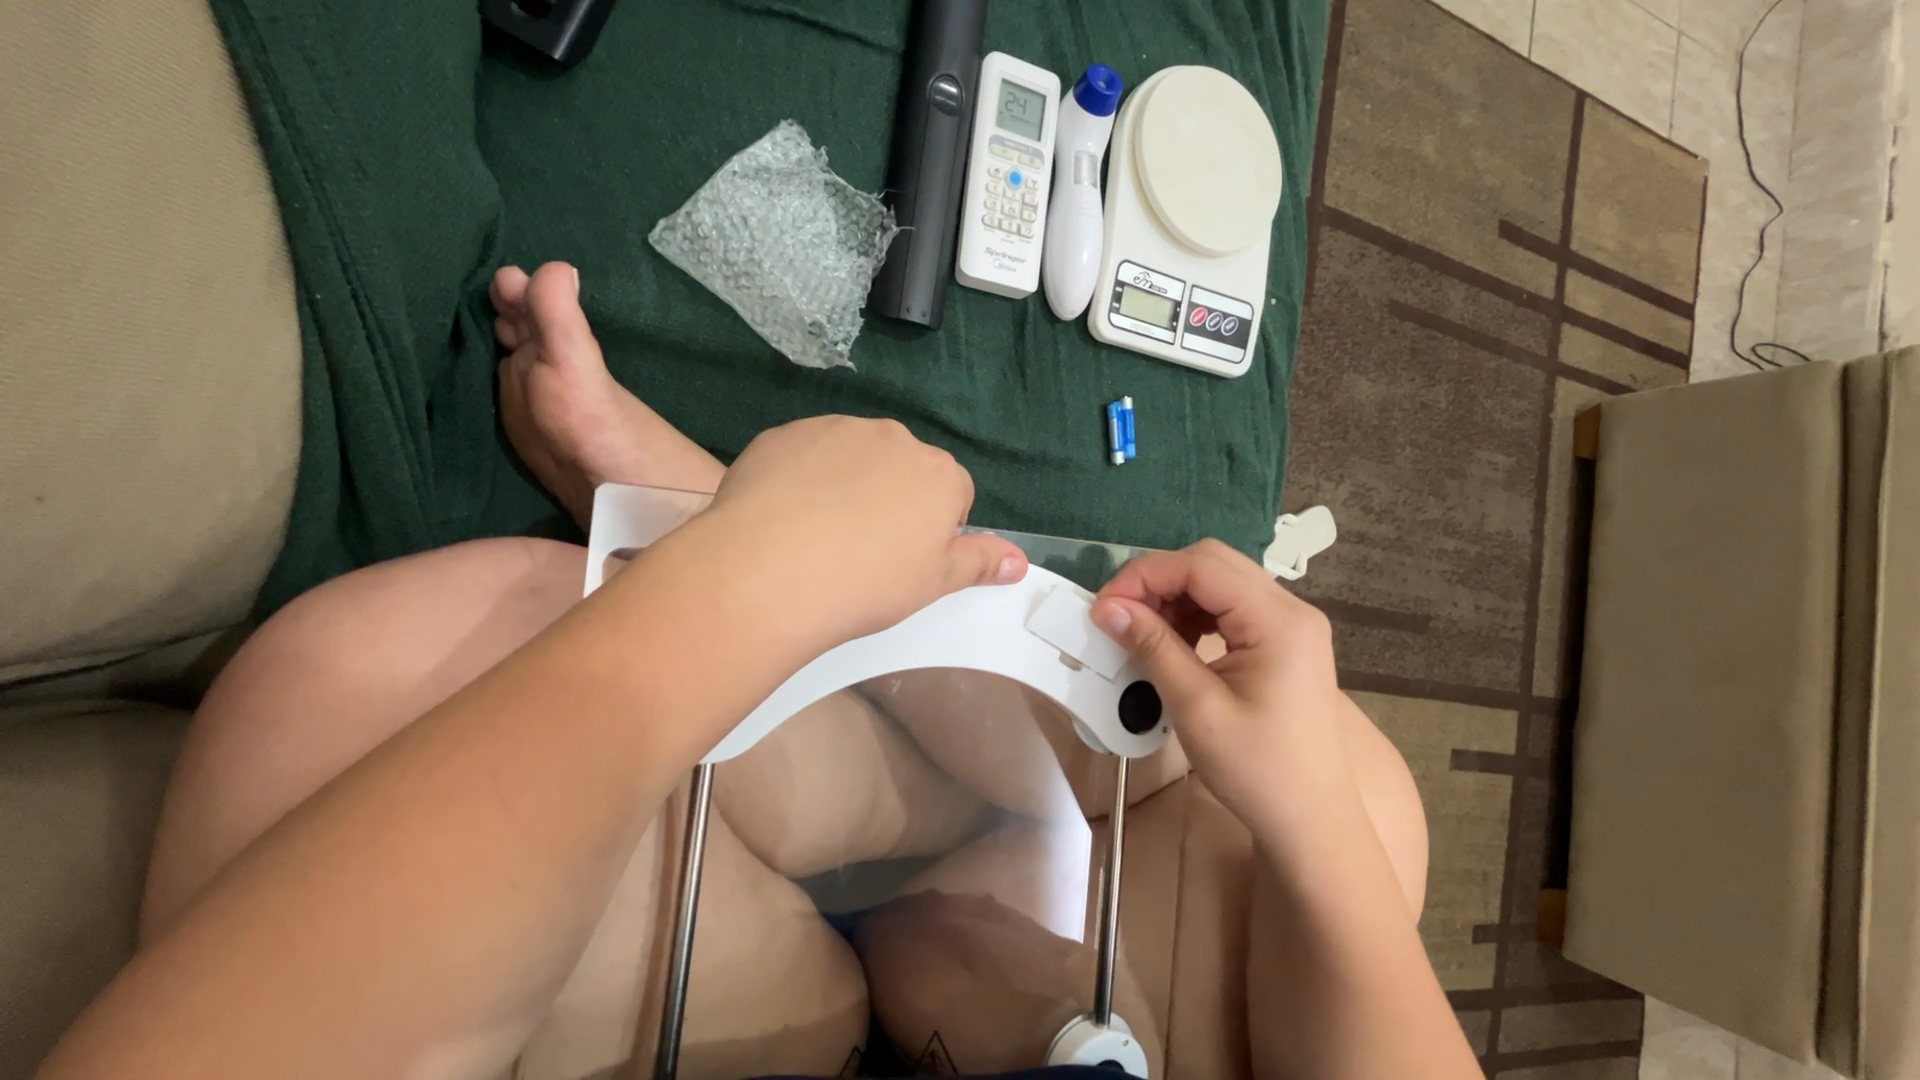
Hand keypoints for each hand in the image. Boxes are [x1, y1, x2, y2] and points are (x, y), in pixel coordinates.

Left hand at [694, 415, 1027, 648]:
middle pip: (903, 468)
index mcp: (939, 473)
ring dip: (846, 484)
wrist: (769, 572)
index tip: (905, 558)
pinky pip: (804, 455)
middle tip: (862, 549)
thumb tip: (1019, 560)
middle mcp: (893, 439)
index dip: (933, 528)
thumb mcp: (934, 583)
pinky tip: (783, 518)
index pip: (953, 493)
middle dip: (891, 499)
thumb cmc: (867, 584)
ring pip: (852, 457)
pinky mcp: (784, 434)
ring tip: (818, 535)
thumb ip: (979, 562)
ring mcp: (835, 430)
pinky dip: (800, 478)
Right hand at [1090, 540, 1359, 840]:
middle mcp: (1291, 609)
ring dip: (1173, 596)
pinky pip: (1230, 606)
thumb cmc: (1257, 770)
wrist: (1310, 820)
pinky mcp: (1283, 642)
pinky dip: (1193, 614)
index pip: (1201, 566)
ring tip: (1141, 632)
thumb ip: (1152, 647)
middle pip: (1212, 563)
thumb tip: (1107, 608)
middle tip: (1119, 617)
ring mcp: (1291, 624)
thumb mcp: (1196, 708)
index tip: (1104, 607)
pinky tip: (1172, 643)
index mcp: (1278, 620)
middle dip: (1157, 581)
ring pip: (1219, 581)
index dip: (1145, 575)